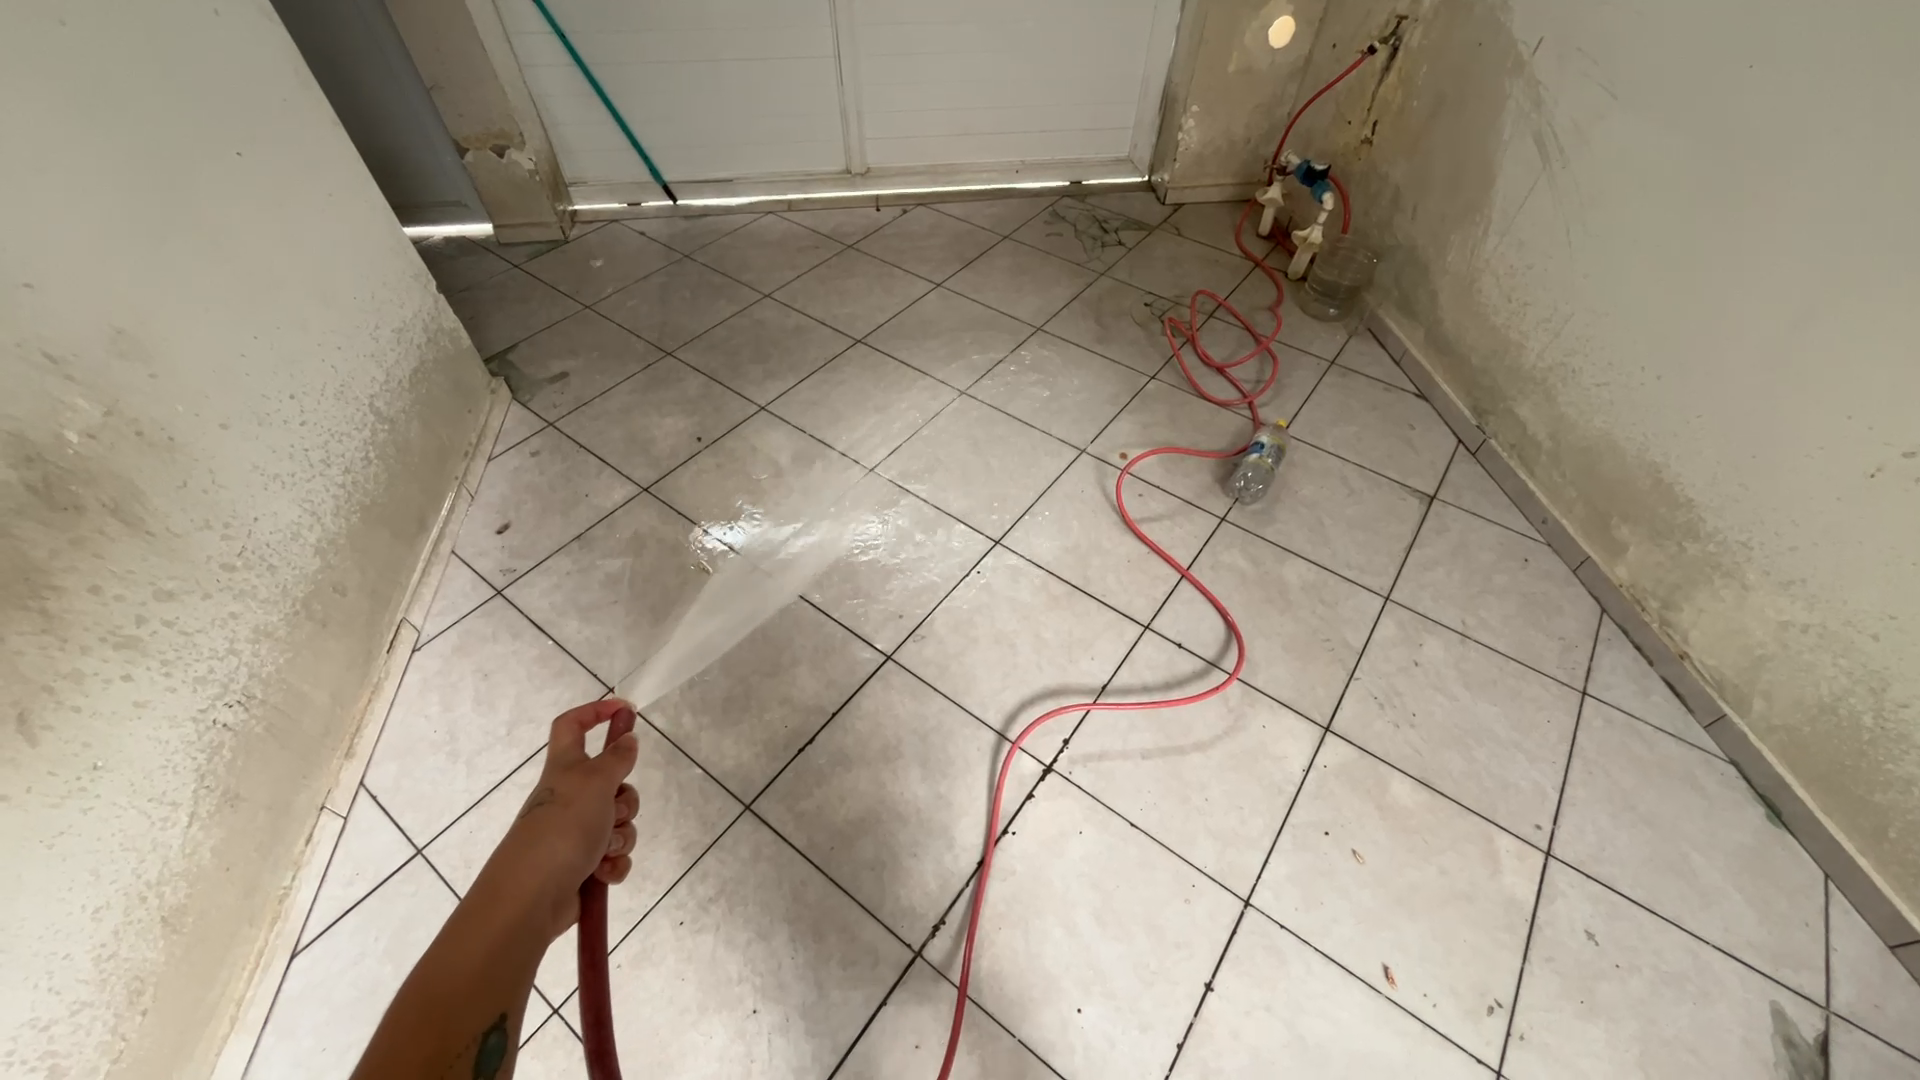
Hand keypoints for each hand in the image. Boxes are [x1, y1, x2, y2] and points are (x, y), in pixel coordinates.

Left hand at [488, 700, 640, 940]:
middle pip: (612, 781)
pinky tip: (602, 873)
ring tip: (602, 850)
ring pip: (619, 821)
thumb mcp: (594, 782)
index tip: (625, 710)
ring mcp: (575, 833)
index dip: (595, 712)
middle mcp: (570, 798)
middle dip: (626, 798)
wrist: (532, 897)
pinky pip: (615, 855)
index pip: (573, 726)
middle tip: (613, 810)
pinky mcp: (583, 865)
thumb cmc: (561, 829)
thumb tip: (627, 738)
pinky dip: (614, 864)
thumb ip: (616, 758)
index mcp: (565, 770)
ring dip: (620, 836)